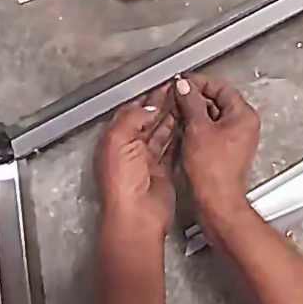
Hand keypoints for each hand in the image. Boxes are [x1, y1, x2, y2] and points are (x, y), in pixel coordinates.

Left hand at [96, 85, 178, 242]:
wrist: (137, 216)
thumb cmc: (122, 183)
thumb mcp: (119, 141)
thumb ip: (133, 118)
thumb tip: (148, 107)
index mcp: (114, 140)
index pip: (131, 112)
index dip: (147, 99)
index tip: (163, 87)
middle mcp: (129, 149)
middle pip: (148, 121)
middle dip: (162, 106)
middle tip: (178, 92)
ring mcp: (146, 161)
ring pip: (161, 133)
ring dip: (173, 118)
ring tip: (186, 104)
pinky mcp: (162, 172)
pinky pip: (172, 149)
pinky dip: (180, 137)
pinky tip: (188, 126)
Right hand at [173, 75, 259, 219]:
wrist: (216, 201)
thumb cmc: (213, 171)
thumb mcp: (198, 129)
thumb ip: (191, 103)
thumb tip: (185, 87)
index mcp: (243, 115)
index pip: (221, 86)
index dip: (200, 82)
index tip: (183, 83)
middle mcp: (244, 125)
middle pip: (218, 100)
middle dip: (195, 98)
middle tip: (177, 96)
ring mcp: (236, 138)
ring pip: (213, 116)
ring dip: (194, 112)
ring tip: (176, 112)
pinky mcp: (226, 150)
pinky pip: (211, 131)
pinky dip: (197, 127)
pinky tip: (182, 129)